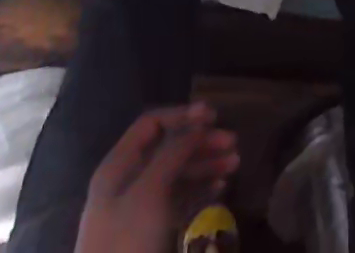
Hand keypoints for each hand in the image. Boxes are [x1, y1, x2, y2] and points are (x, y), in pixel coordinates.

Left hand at [75, 104, 239, 252]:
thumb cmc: (126, 245)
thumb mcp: (149, 193)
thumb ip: (173, 153)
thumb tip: (198, 126)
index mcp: (119, 166)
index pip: (152, 124)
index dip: (183, 115)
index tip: (214, 116)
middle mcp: (129, 181)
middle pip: (169, 147)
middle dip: (201, 141)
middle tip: (233, 143)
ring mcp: (140, 207)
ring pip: (178, 172)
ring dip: (206, 163)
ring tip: (235, 164)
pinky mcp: (152, 230)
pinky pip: (179, 198)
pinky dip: (200, 188)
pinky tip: (220, 188)